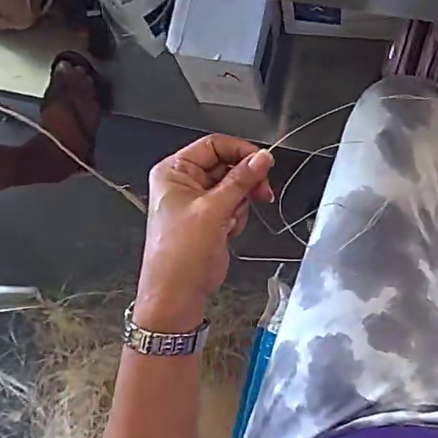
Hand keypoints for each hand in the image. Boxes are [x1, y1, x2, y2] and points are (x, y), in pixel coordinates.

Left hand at [137, 134, 274, 331]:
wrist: (178, 292)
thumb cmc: (180, 252)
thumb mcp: (213, 209)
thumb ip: (241, 180)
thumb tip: (262, 158)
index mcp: (175, 171)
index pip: (213, 146)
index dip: (240, 152)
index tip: (263, 162)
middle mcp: (184, 182)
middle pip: (227, 165)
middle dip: (244, 181)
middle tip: (261, 192)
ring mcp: (198, 202)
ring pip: (234, 187)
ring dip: (240, 202)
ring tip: (231, 221)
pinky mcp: (210, 219)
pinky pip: (234, 206)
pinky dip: (237, 216)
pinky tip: (228, 231)